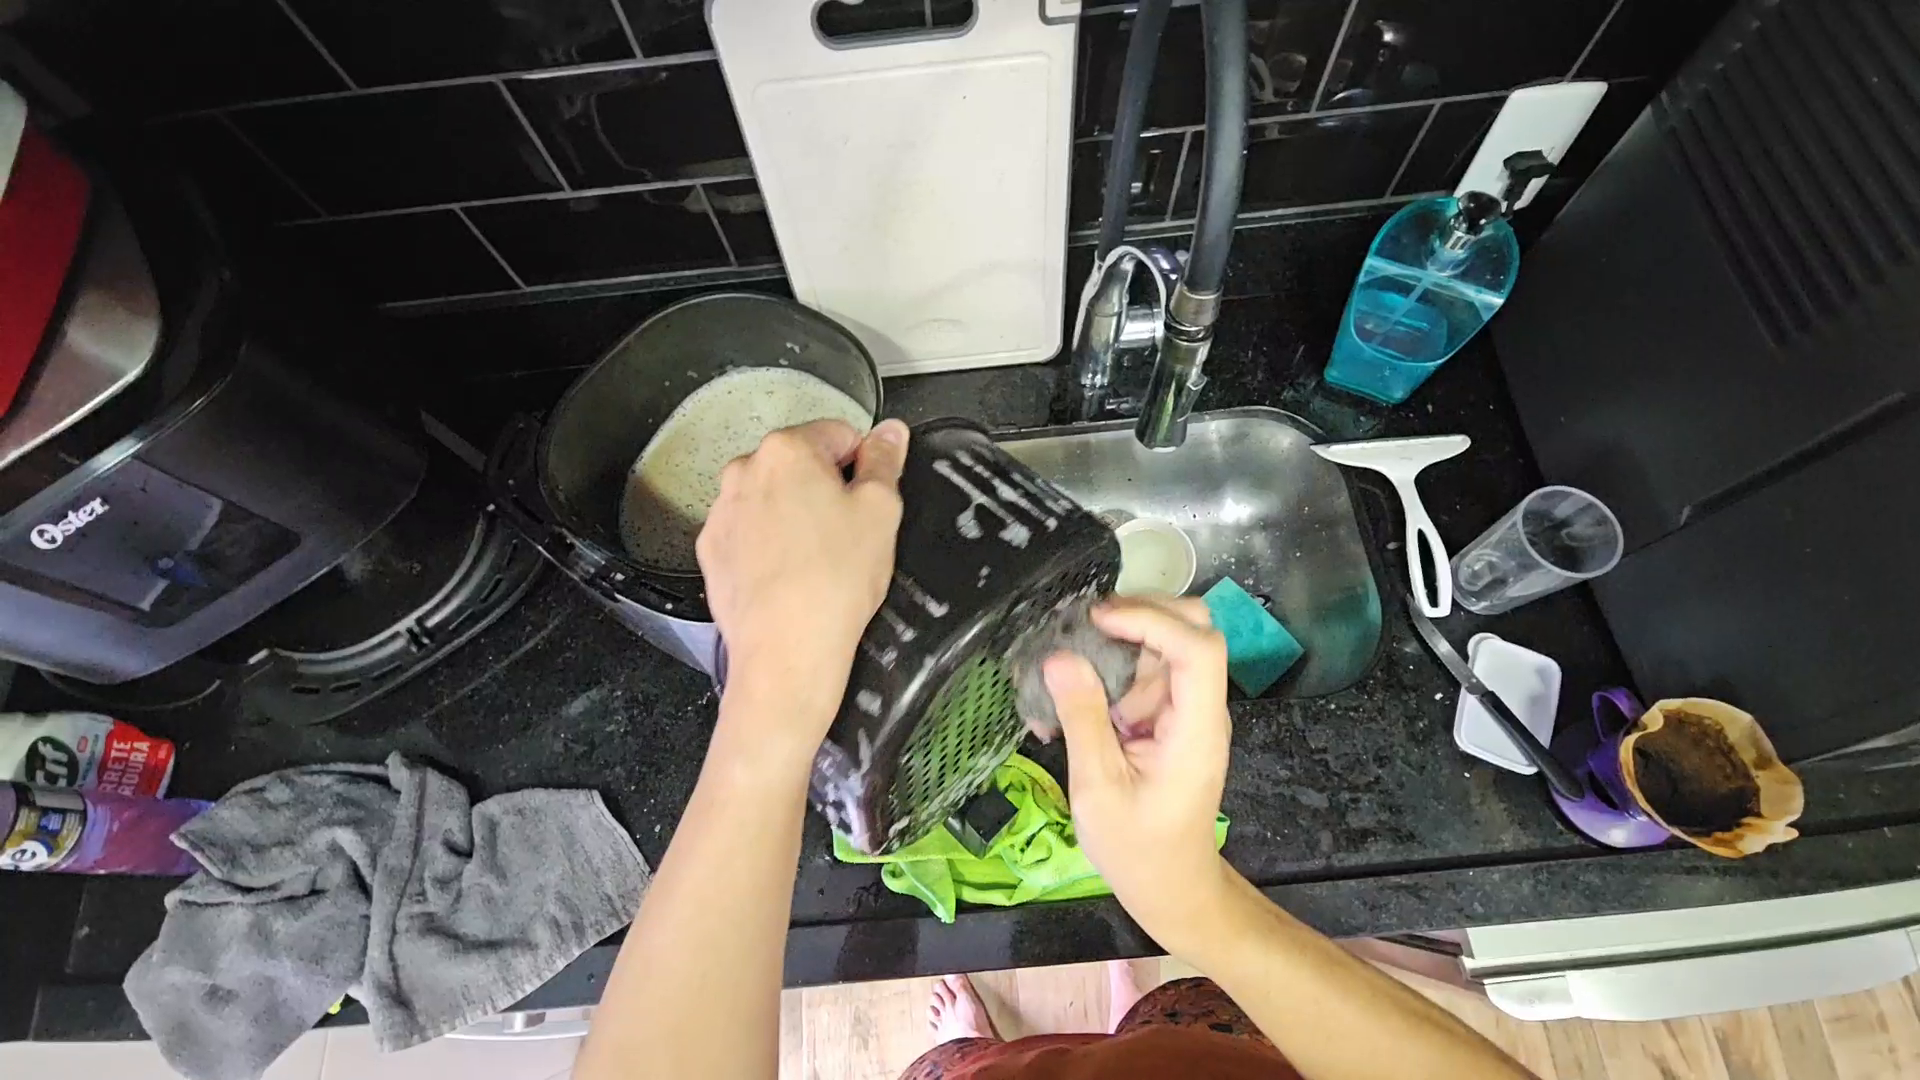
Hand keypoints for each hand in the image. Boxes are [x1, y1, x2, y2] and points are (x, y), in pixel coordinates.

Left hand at [697, 418, 908, 752]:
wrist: (786, 648)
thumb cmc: (837, 577)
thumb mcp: (881, 510)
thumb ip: (885, 460)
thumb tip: (890, 430)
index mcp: (788, 450)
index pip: (839, 434)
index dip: (863, 465)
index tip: (870, 500)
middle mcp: (744, 470)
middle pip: (800, 464)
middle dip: (826, 489)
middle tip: (848, 534)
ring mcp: (722, 512)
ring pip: (773, 498)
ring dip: (796, 515)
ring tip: (818, 559)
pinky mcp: (712, 551)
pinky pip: (750, 532)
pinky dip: (770, 544)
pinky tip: (790, 575)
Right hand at [1045, 596, 1233, 952]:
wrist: (1171, 885)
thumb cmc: (1138, 849)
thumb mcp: (1099, 789)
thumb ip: (1082, 719)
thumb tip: (1059, 658)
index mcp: (1195, 727)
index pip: (1197, 648)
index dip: (1152, 620)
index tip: (1099, 620)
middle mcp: (1198, 708)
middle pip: (1192, 629)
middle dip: (1141, 612)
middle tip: (1086, 624)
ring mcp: (1184, 710)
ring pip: (1164, 643)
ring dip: (1119, 640)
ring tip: (1068, 656)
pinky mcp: (1167, 716)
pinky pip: (1144, 672)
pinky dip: (1110, 667)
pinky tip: (1073, 690)